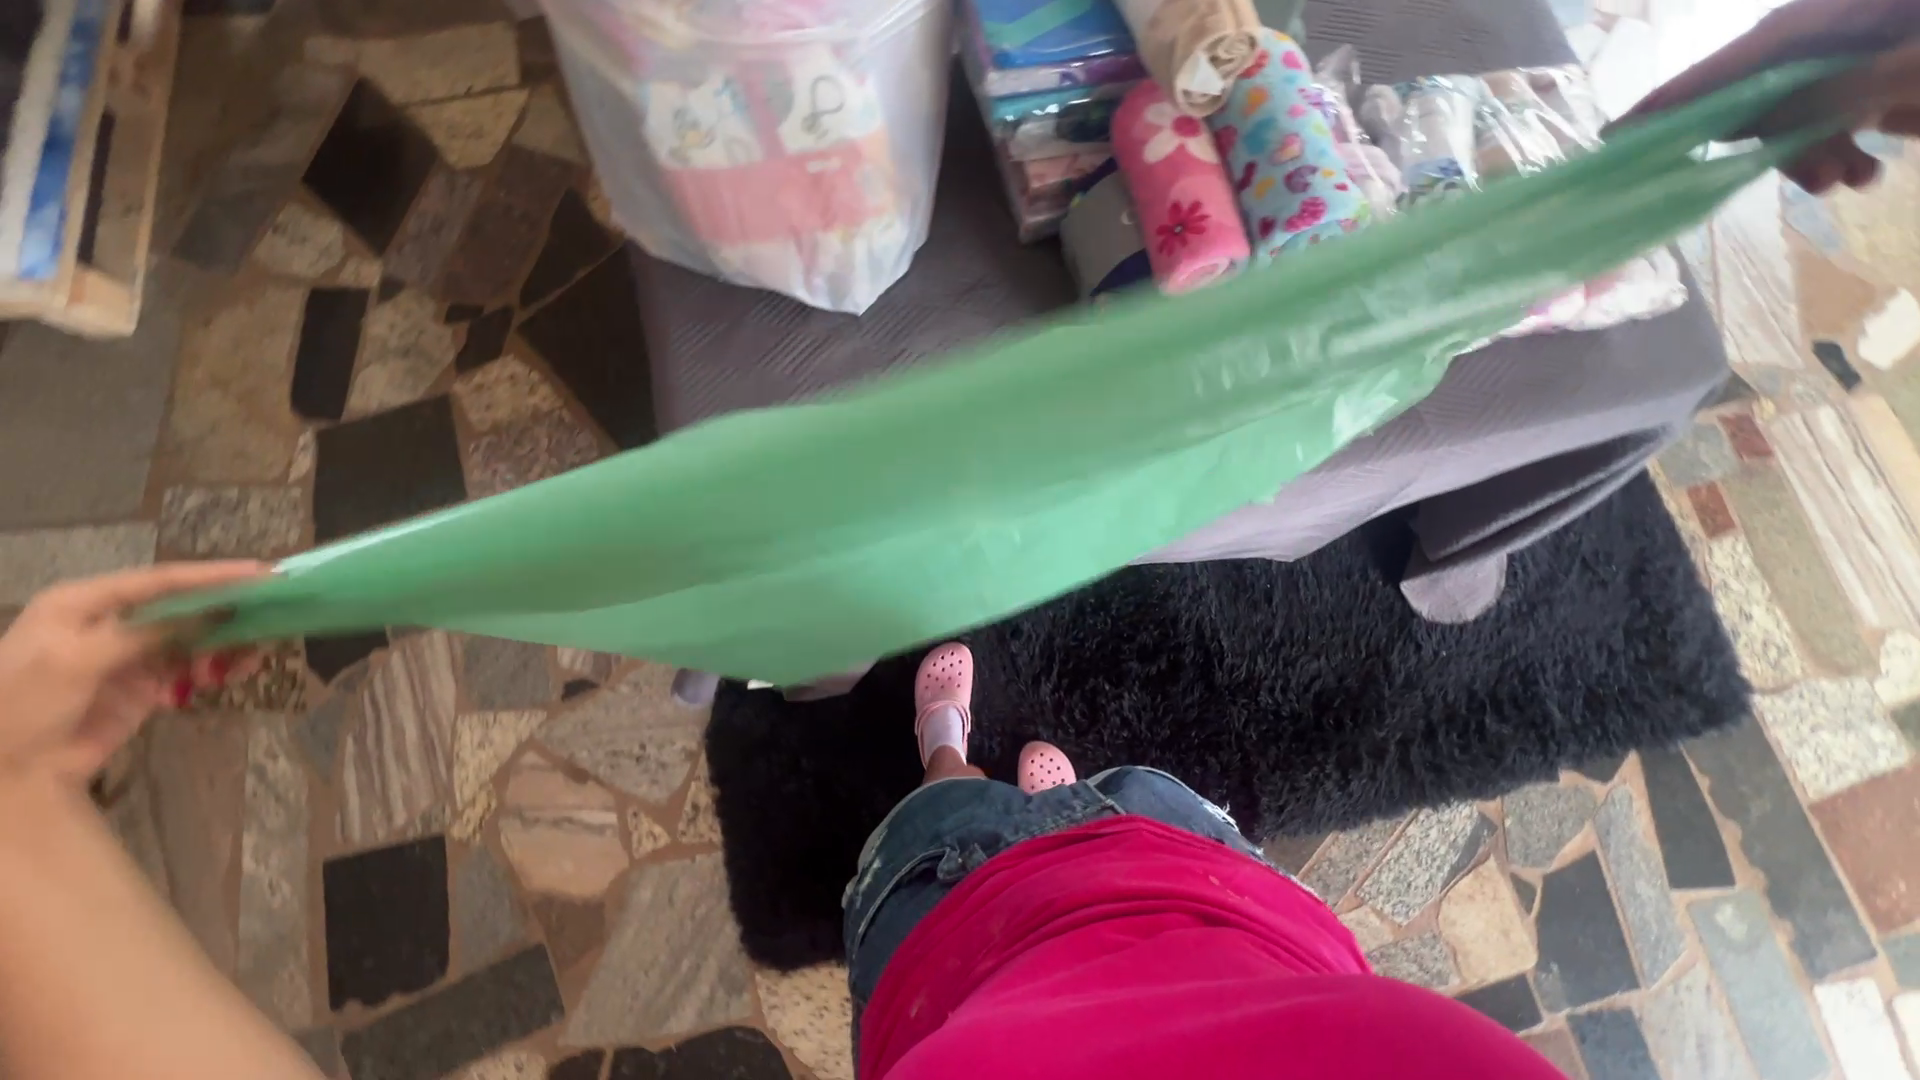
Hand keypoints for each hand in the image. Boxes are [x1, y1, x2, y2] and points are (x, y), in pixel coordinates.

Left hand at [0, 563, 269, 785]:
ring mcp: (131, 649)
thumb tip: (218, 611)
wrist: (12, 772)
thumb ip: (149, 630)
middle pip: (187, 605)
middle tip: (269, 623)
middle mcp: (111, 619)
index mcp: (82, 603)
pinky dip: (218, 667)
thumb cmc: (26, 706)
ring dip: (227, 646)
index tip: (265, 573)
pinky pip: (196, 662)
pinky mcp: (149, 678)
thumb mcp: (80, 660)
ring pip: (198, 634)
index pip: (160, 579)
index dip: (214, 575)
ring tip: (244, 664)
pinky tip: (226, 678)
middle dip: (228, 615)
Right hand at [1621, 0, 1919, 192]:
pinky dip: (1846, 150)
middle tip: (1788, 177)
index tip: (1614, 136)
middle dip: (1772, 140)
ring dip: (1813, 155)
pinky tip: (1866, 171)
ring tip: (1845, 180)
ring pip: (1809, 108)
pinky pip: (1845, 114)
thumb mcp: (1907, 71)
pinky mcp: (1891, 75)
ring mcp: (1875, 48)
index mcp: (1845, 8)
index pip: (1746, 52)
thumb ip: (1825, 92)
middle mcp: (1850, 24)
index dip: (1678, 96)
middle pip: (1773, 86)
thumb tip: (1744, 119)